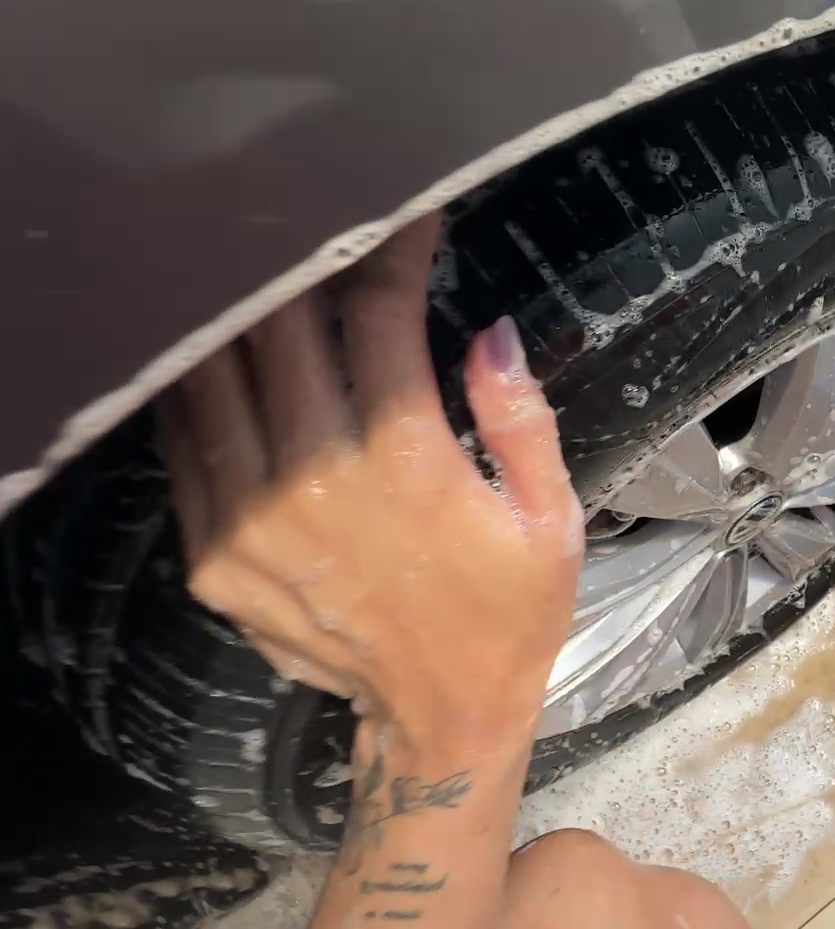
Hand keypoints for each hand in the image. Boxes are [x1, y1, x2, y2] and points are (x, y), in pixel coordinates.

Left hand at [156, 216, 582, 763]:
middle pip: (281, 334)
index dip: (394, 258)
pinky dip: (206, 392)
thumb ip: (521, 425)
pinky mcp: (213, 554)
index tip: (412, 221)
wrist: (446, 707)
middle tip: (326, 233)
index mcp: (411, 467)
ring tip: (270, 282)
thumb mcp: (553, 519)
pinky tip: (233, 369)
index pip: (380, 325)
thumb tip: (493, 333)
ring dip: (243, 320)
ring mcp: (249, 519)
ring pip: (215, 379)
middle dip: (306, 270)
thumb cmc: (518, 608)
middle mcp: (315, 481)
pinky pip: (188, 445)